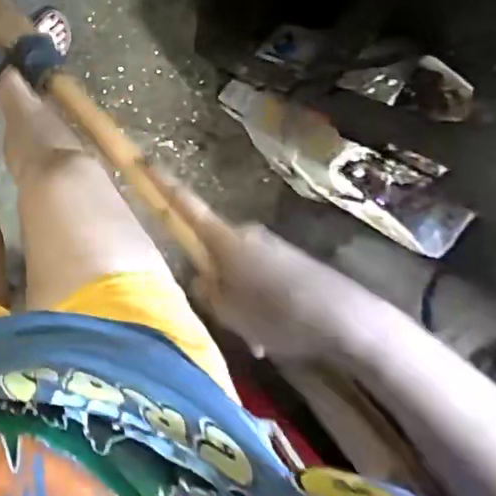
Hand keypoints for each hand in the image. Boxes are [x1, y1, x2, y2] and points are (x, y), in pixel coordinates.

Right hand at [162, 174, 395, 362]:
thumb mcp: (228, 311)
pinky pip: (267, 280)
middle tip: (222, 314)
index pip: (184, 204)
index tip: (143, 159)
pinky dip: (266, 304)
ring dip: (243, 298)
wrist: (352, 322)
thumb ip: (205, 290)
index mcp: (222, 238)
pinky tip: (279, 336)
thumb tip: (202, 278)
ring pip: (243, 269)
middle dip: (215, 276)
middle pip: (215, 247)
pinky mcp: (299, 263)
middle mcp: (246, 233)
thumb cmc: (278, 314)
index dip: (162, 183)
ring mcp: (274, 246)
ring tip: (257, 337)